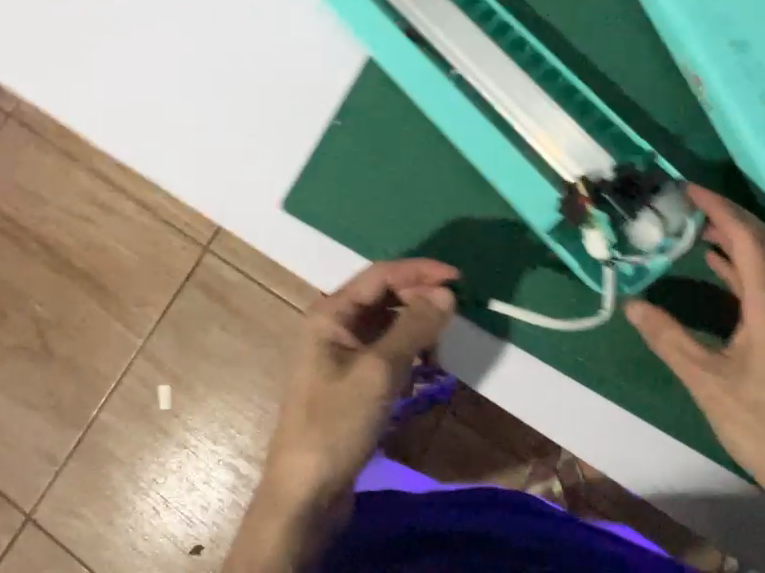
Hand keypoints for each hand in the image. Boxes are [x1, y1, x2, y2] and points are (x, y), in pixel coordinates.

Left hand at [264, 258, 458, 502]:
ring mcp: (341, 354)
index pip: (381, 274)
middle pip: (384, 296)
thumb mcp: (380, 372)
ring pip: (387, 325)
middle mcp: (333, 325)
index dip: (420, 271)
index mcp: (331, 313)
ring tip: (441, 348)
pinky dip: (408, 354)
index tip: (459, 279)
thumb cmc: (336, 424)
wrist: (305, 494)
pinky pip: (385, 352)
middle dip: (420, 300)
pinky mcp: (351, 382)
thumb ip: (413, 327)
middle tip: (455, 316)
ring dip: (416, 329)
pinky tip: (425, 370)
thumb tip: (446, 293)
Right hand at [624, 186, 764, 572]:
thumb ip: (668, 338)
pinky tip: (715, 267)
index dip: (720, 210)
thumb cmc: (762, 425)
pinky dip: (739, 266)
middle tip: (689, 201)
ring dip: (736, 238)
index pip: (749, 240)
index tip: (688, 190)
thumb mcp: (706, 381)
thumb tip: (632, 303)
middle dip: (729, 215)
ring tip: (697, 225)